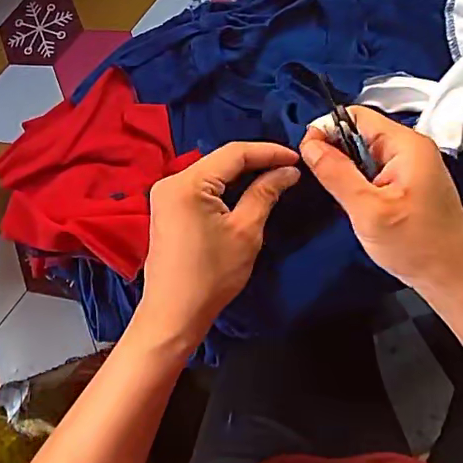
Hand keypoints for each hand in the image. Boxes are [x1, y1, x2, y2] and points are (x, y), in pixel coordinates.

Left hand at [136, 142, 301, 350]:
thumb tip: (287, 171)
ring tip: (275, 177)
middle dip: (255, 161)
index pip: (233, 153)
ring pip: (210, 172)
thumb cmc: (211, 275)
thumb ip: (265, 194)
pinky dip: (224, 186)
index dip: (268, 152)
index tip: (298, 158)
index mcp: (187, 183)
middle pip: (219, 160)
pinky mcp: (166, 207)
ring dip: (240, 173)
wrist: (174, 311)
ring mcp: (165, 194)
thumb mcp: (246, 231)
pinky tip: (247, 190)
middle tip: (290, 168)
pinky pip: (200, 186)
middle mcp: (170, 181)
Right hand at [300, 107, 462, 300]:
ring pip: (362, 151)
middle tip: (322, 179)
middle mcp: (410, 147)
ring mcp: (410, 165)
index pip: (356, 115)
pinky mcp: (406, 181)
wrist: (452, 277)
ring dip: (344, 167)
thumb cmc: (414, 244)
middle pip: (358, 131)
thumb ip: (336, 172)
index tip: (308, 155)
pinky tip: (353, 200)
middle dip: (333, 149)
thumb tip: (308, 143)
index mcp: (406, 145)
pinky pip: (371, 167)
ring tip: (338, 193)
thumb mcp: (367, 209)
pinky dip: (356, 179)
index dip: (326, 129)